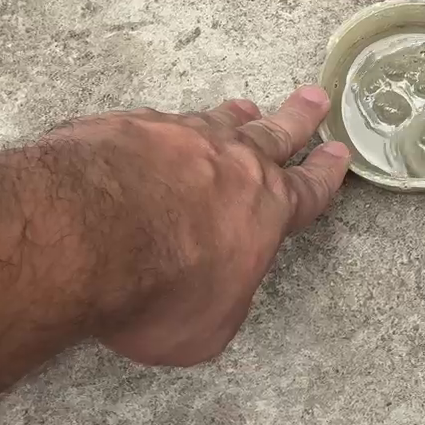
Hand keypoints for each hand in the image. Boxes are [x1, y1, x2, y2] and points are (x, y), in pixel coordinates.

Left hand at [49, 86, 350, 365]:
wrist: (85, 236)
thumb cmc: (159, 287)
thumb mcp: (205, 327)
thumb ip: (225, 302)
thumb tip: (218, 295)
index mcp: (267, 207)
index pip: (310, 187)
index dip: (328, 172)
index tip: (340, 152)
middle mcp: (236, 163)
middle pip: (279, 132)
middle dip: (301, 117)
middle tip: (315, 98)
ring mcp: (184, 138)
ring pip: (220, 121)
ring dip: (234, 118)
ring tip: (242, 109)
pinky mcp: (129, 128)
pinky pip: (151, 126)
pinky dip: (155, 134)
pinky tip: (143, 140)